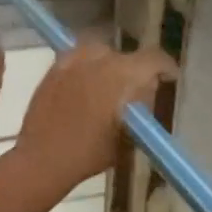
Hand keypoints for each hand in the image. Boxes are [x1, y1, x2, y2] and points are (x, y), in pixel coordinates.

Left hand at [14, 41, 167, 190]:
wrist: (43, 159)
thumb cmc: (90, 153)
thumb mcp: (128, 136)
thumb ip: (141, 108)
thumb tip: (146, 92)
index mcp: (122, 75)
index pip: (154, 59)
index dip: (165, 68)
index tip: (168, 79)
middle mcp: (99, 59)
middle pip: (126, 56)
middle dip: (134, 72)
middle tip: (133, 92)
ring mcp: (73, 60)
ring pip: (101, 52)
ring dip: (109, 65)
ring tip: (107, 86)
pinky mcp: (54, 67)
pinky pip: (77, 57)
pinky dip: (86, 66)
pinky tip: (84, 84)